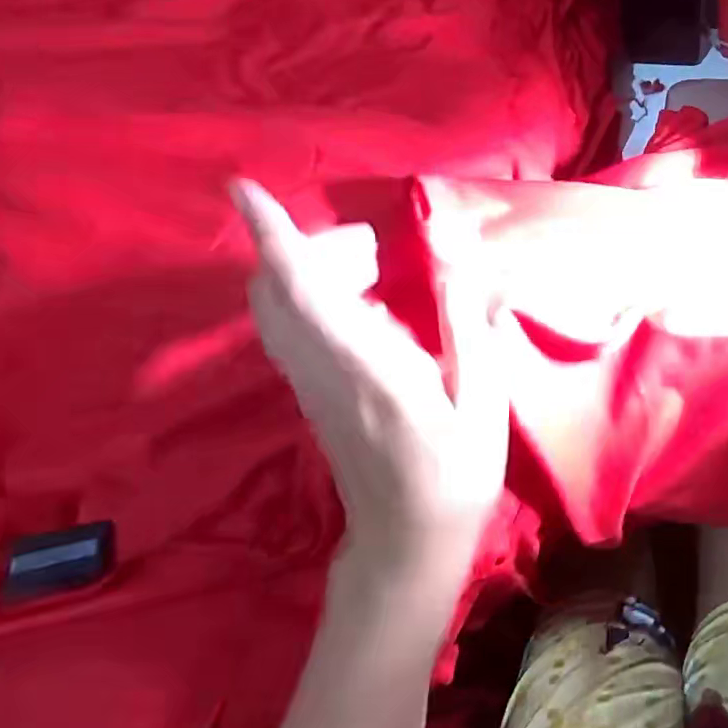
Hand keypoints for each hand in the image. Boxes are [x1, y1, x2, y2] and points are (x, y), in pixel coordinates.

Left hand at [231, 180, 511, 582]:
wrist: (409, 540)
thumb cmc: (458, 473)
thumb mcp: (482, 401)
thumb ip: (468, 329)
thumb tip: (460, 265)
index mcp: (366, 367)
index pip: (302, 289)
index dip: (273, 235)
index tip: (244, 188)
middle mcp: (322, 371)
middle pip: (278, 290)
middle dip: (309, 246)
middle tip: (374, 243)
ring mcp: (310, 386)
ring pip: (278, 309)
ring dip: (309, 270)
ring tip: (378, 267)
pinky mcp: (313, 397)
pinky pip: (292, 330)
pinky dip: (312, 298)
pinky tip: (372, 308)